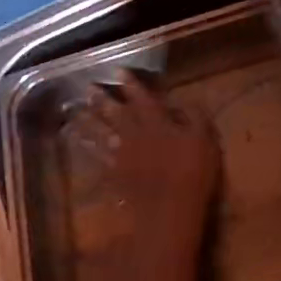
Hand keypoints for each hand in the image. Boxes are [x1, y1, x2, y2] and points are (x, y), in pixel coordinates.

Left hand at [82, 71, 219, 255]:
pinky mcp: (114, 173)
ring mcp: (122, 155)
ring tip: (76, 111)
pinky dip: (87, 147)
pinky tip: (79, 141)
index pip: (142, 98)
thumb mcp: (205, 140)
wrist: (169, 209)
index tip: (118, 71)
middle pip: (115, 112)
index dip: (131, 84)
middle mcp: (135, 134)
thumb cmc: (192, 173)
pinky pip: (97, 156)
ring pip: (100, 132)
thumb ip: (196, 118)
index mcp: (157, 123)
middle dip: (102, 99)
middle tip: (88, 87)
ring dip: (88, 120)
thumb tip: (187, 102)